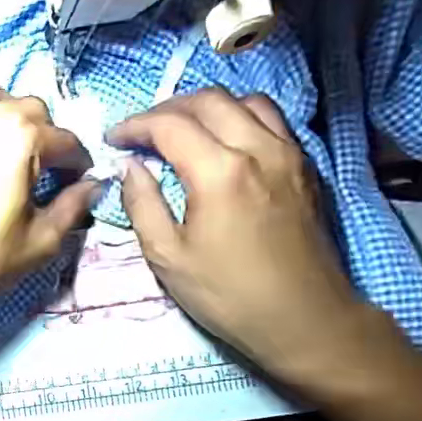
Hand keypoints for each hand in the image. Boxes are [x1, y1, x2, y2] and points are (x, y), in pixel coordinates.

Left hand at [0, 74, 97, 353]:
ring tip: (3, 139)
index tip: (78, 181)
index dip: (78, 164)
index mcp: (21, 139)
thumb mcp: (40, 242)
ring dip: (4, 107)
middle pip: (30, 108)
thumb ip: (73, 206)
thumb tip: (93, 185)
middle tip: (42, 169)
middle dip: (45, 135)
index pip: (65, 141)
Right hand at [114, 88, 402, 400]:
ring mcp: (289, 154)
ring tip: (186, 129)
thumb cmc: (231, 297)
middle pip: (208, 101)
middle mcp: (258, 148)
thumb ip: (143, 205)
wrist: (305, 320)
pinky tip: (228, 142)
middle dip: (168, 108)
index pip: (169, 125)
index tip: (115, 139)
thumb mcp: (169, 260)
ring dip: (209, 107)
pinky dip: (242, 117)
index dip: (135, 125)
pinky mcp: (306, 167)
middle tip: (144, 132)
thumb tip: (130, 167)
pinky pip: (272, 121)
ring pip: (246, 101)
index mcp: (220, 172)